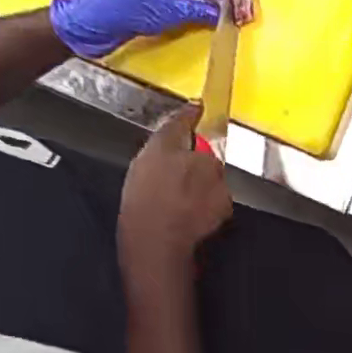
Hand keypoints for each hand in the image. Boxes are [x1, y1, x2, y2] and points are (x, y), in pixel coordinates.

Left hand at [119, 104, 231, 276]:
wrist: (154, 245)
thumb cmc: (186, 208)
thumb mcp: (213, 180)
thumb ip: (212, 167)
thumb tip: (209, 165)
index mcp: (163, 145)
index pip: (181, 121)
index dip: (193, 114)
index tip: (199, 106)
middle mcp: (145, 158)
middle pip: (171, 148)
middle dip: (189, 152)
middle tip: (207, 160)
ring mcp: (138, 183)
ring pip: (166, 172)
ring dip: (182, 179)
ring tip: (202, 195)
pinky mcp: (138, 207)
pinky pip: (163, 196)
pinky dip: (176, 200)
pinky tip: (188, 214)